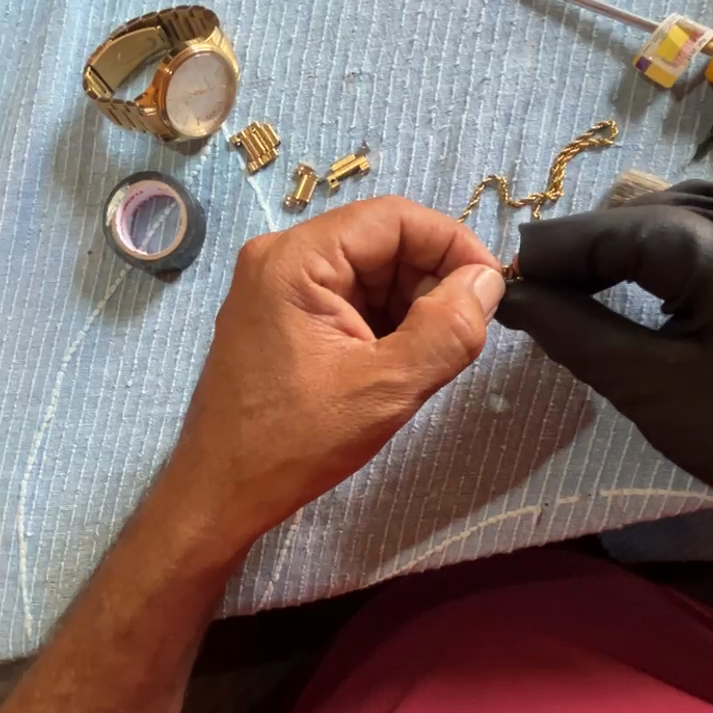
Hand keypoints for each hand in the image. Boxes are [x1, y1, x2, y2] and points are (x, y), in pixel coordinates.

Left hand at [160, 196, 504, 548]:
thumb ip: (447, 330)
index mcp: (295, 259)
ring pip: (369, 277)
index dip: (453, 245)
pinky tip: (397, 366)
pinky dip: (384, 327)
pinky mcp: (282, 322)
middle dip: (431, 283)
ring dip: (411, 310)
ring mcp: (277, 291)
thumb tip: (488, 283)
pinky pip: (348, 304)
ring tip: (429, 359)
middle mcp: (281, 260)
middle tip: (463, 336)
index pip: (394, 218)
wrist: (220, 494)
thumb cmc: (293, 443)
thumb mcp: (383, 389)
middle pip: (381, 244)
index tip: (491, 290)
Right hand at [494, 180, 712, 568]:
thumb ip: (570, 331)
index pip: (645, 232)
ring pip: (676, 205)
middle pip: (658, 212)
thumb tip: (508, 293)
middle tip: (536, 282)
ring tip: (575, 278)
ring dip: (616, 237)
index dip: (569, 244)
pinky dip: (652, 236)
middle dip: (588, 243)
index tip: (512, 267)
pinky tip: (625, 264)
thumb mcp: (643, 389)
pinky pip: (702, 214)